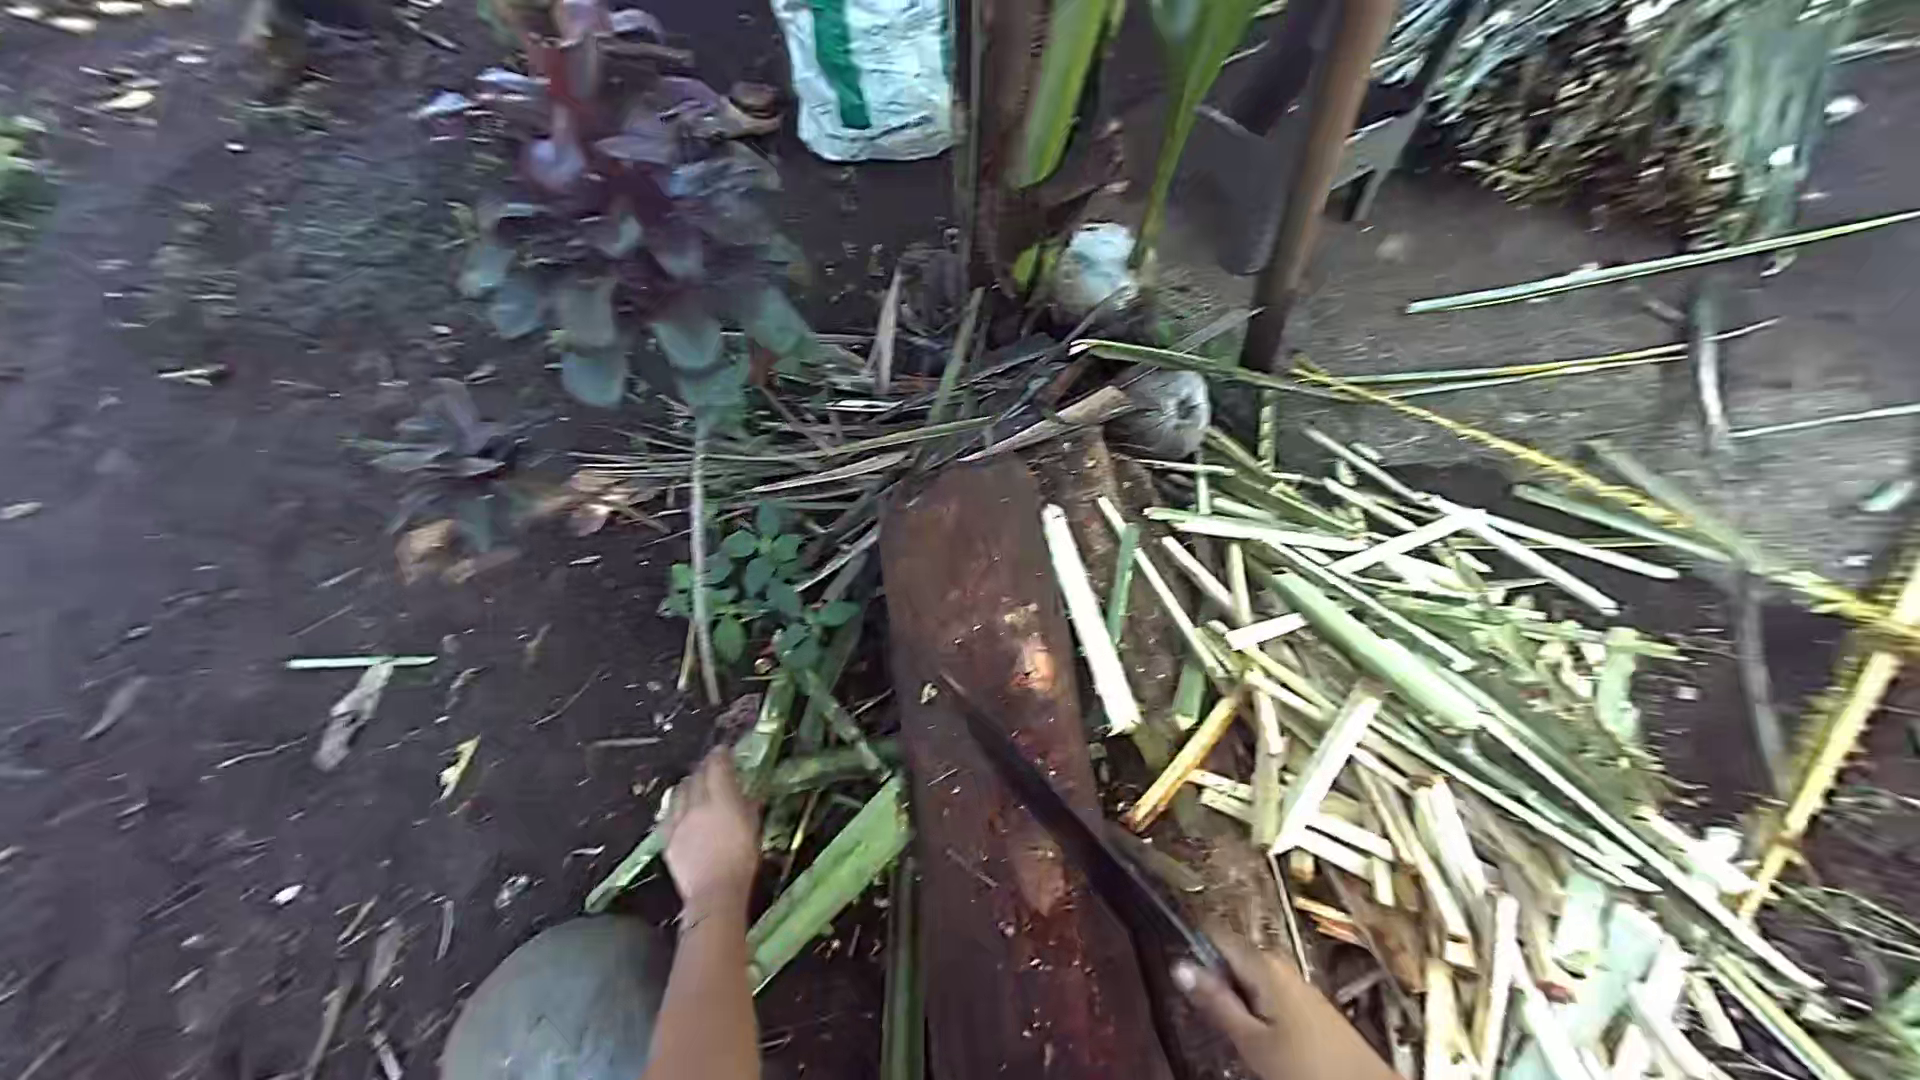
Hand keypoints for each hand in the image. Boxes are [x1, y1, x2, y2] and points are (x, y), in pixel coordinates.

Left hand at [661, 750, 761, 916]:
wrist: (714, 892)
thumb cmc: (743, 859)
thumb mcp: (753, 826)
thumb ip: (748, 804)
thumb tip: (747, 792)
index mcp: (722, 798)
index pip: (717, 765)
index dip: (720, 754)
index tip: (724, 750)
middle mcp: (697, 804)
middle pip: (697, 775)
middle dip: (705, 767)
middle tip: (712, 767)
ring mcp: (679, 821)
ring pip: (679, 791)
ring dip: (689, 783)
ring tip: (695, 784)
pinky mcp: (667, 838)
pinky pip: (669, 813)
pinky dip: (676, 805)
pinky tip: (681, 808)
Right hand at [1174, 935, 1397, 1079]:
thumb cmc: (1306, 1071)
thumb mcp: (1252, 1042)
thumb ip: (1216, 1001)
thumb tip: (1178, 965)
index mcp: (1261, 962)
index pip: (1213, 933)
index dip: (1193, 947)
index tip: (1180, 975)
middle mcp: (1277, 960)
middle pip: (1231, 955)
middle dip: (1214, 977)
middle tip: (1206, 1015)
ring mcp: (1296, 981)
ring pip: (1249, 976)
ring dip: (1235, 996)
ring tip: (1232, 1031)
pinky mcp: (1309, 1002)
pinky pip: (1268, 991)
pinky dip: (1256, 1007)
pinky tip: (1260, 1039)